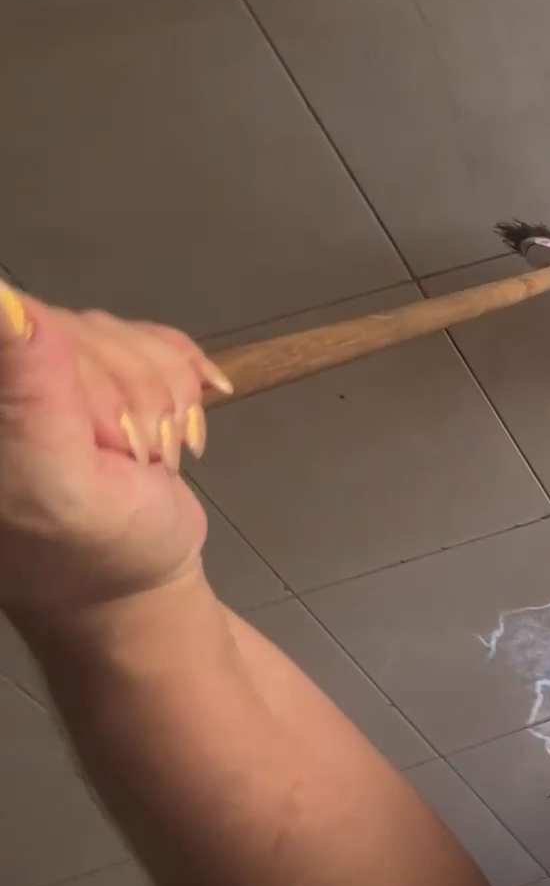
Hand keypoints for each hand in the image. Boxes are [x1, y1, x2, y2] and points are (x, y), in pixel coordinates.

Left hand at [0, 282, 232, 620]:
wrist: (133, 578)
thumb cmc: (96, 548)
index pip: (31, 329)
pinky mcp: (96, 378)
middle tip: (146, 455)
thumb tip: (14, 307)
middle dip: (143, 393)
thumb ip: (31, 399)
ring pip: (126, 335)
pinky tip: (194, 408)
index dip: (92, 376)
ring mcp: (40, 377)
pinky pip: (155, 340)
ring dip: (170, 393)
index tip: (115, 443)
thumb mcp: (60, 484)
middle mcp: (2, 385)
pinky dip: (189, 373)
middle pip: (84, 330)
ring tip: (161, 446)